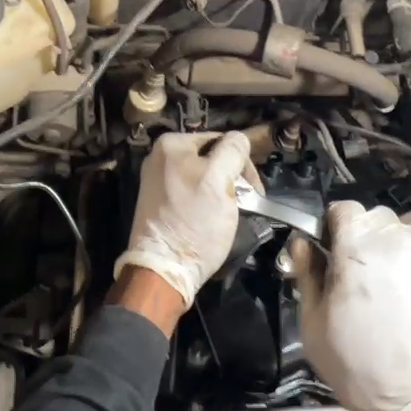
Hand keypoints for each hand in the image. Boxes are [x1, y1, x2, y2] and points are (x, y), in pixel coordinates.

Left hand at [115, 131, 254, 313]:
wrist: (163, 270)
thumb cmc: (193, 222)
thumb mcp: (218, 179)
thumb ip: (232, 151)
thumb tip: (239, 139)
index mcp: (171, 144)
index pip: (221, 140)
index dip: (242, 163)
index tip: (253, 190)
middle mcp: (159, 157)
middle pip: (212, 159)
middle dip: (231, 179)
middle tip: (244, 204)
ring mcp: (156, 182)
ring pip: (204, 178)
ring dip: (220, 193)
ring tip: (228, 215)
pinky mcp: (158, 204)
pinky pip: (191, 194)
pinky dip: (205, 204)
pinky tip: (211, 220)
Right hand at [293, 201, 410, 410]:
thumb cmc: (362, 369)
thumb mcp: (315, 327)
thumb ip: (307, 275)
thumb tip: (303, 243)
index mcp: (358, 249)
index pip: (344, 208)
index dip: (334, 225)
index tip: (332, 251)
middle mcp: (397, 241)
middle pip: (376, 218)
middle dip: (364, 237)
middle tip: (359, 274)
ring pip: (405, 234)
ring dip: (392, 251)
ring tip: (390, 289)